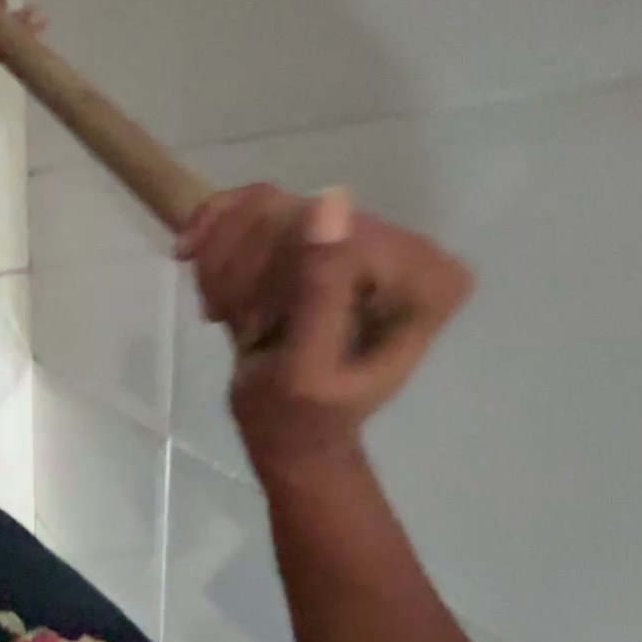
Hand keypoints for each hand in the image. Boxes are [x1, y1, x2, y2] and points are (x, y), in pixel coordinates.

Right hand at [176, 184, 471, 475]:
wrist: (291, 437)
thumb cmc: (297, 416)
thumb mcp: (304, 367)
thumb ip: (321, 291)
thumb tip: (329, 204)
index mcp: (424, 279)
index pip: (328, 228)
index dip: (261, 258)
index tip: (218, 310)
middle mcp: (409, 252)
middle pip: (301, 212)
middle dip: (240, 262)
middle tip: (219, 314)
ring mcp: (370, 246)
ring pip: (275, 210)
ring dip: (228, 259)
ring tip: (221, 311)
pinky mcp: (335, 249)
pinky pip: (267, 217)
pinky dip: (227, 250)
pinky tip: (222, 296)